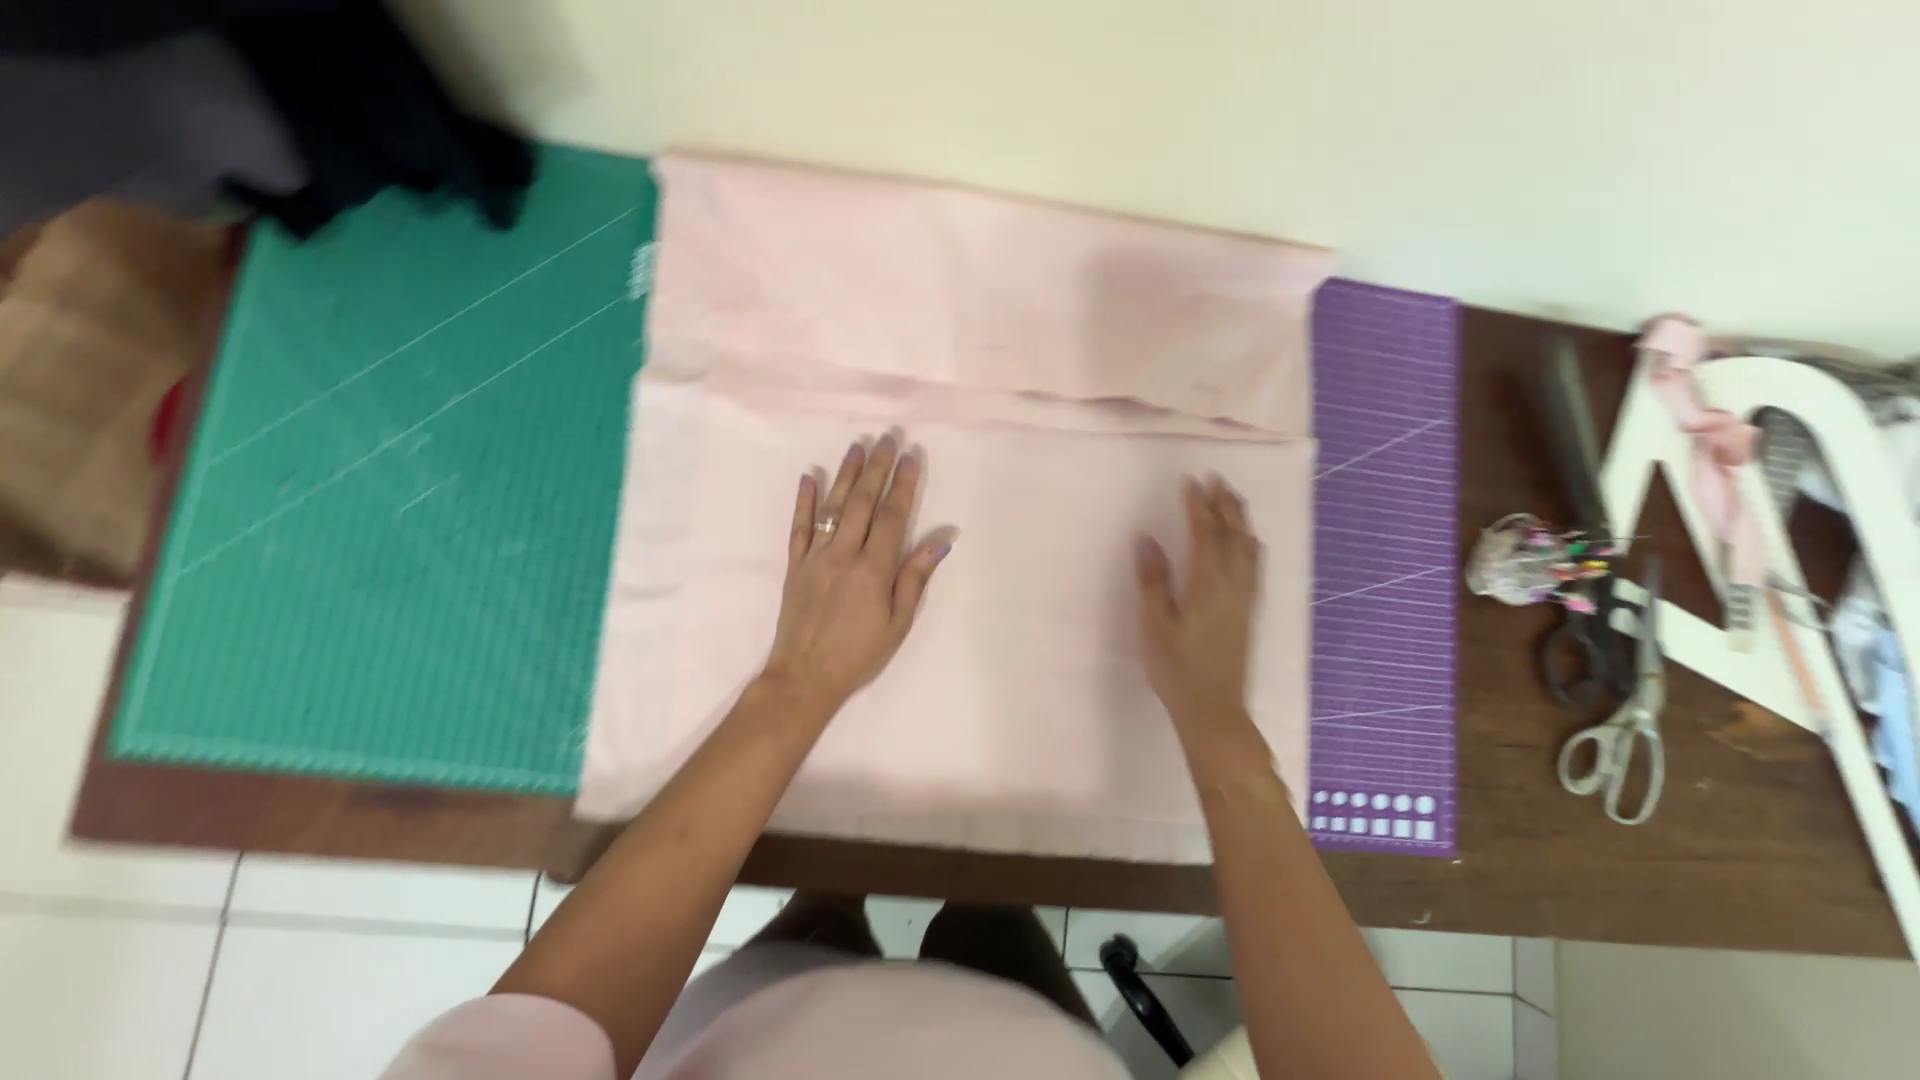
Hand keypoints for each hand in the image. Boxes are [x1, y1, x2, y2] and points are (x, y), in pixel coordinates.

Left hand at [761, 432, 952, 715]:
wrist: (803, 678)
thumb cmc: (858, 655)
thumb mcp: (898, 624)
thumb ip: (914, 578)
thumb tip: (939, 540)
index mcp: (873, 569)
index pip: (892, 516)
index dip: (904, 484)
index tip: (912, 456)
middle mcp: (843, 554)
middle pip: (862, 502)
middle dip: (878, 468)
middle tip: (888, 438)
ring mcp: (815, 558)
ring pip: (832, 507)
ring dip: (846, 474)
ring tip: (858, 447)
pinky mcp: (795, 566)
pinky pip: (799, 527)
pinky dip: (804, 501)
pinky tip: (809, 477)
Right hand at [1135, 476, 1261, 726]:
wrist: (1214, 710)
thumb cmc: (1177, 669)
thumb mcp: (1155, 625)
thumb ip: (1153, 581)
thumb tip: (1147, 539)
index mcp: (1208, 585)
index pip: (1205, 535)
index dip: (1198, 506)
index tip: (1192, 481)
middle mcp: (1233, 586)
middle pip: (1234, 536)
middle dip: (1226, 505)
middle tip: (1217, 480)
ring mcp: (1245, 600)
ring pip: (1249, 550)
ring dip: (1241, 521)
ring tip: (1233, 502)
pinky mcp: (1249, 615)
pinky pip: (1254, 566)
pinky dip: (1249, 545)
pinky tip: (1246, 546)